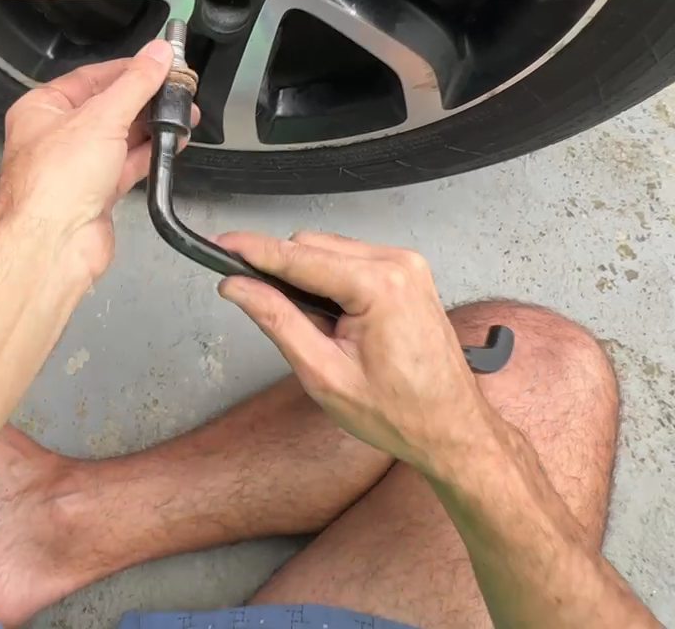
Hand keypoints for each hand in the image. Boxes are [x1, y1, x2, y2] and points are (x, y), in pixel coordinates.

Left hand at [0, 39, 174, 281]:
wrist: (52, 245)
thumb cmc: (51, 183)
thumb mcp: (101, 117)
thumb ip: (135, 84)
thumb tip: (156, 55)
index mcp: (42, 109)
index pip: (90, 77)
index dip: (127, 69)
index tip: (157, 61)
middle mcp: (55, 137)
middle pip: (107, 107)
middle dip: (144, 98)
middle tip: (177, 88)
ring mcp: (76, 167)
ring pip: (119, 137)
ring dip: (151, 126)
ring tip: (182, 114)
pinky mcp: (95, 193)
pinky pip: (126, 166)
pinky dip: (149, 154)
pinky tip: (170, 144)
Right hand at [215, 231, 496, 475]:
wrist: (454, 431)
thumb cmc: (398, 413)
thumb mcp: (323, 374)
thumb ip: (276, 320)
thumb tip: (237, 286)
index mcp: (379, 286)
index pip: (297, 256)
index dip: (251, 249)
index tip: (219, 243)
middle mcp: (396, 263)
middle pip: (310, 246)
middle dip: (282, 273)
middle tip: (276, 316)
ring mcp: (405, 263)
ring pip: (327, 248)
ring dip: (306, 277)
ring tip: (318, 328)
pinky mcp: (406, 270)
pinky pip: (348, 257)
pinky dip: (328, 278)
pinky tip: (335, 317)